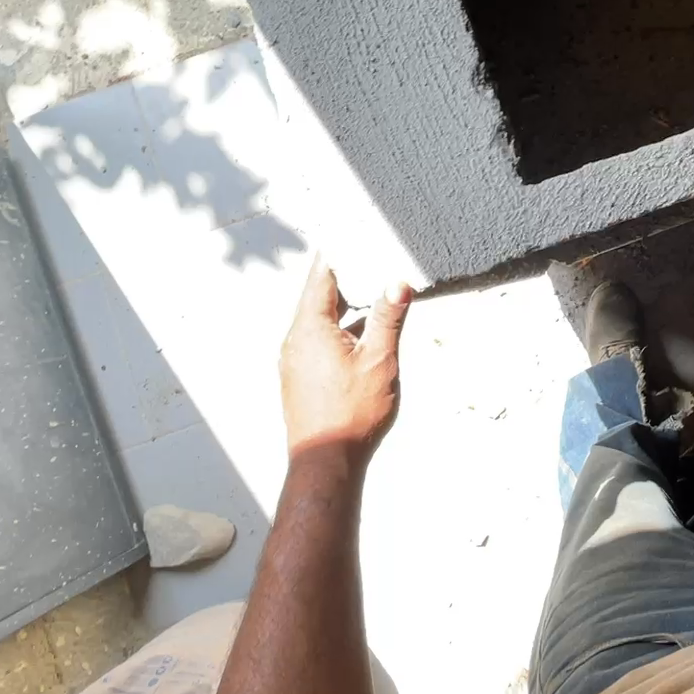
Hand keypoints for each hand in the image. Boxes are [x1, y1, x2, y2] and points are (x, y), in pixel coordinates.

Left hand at [279, 257, 412, 460]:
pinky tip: (360, 333)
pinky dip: (338, 327)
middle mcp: (296, 340)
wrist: (327, 460)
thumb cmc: (351, 412)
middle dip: (342, 277)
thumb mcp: (379, 359)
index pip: (320, 279)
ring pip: (318, 320)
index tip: (344, 234)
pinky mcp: (302, 377)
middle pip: (317, 297)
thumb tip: (397, 284)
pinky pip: (318, 339)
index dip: (334, 255)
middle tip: (363, 256)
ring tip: (367, 290)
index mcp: (310, 329)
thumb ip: (388, 318)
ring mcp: (296, 360)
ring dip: (342, 305)